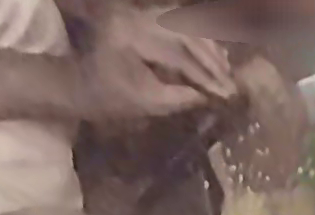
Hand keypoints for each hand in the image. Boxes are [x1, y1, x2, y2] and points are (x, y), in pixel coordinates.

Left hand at [76, 4, 237, 118]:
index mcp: (131, 37)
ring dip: (208, 44)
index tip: (227, 96)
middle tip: (230, 83)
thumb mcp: (151, 103)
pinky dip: (197, 34)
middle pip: (184, 32)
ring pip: (183, 20)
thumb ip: (183, 97)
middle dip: (211, 59)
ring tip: (226, 68)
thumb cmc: (114, 98)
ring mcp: (136, 12)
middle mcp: (133, 16)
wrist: (84, 81)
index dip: (206, 76)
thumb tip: (212, 96)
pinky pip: (175, 17)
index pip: (179, 55)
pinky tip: (213, 52)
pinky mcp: (141, 15)